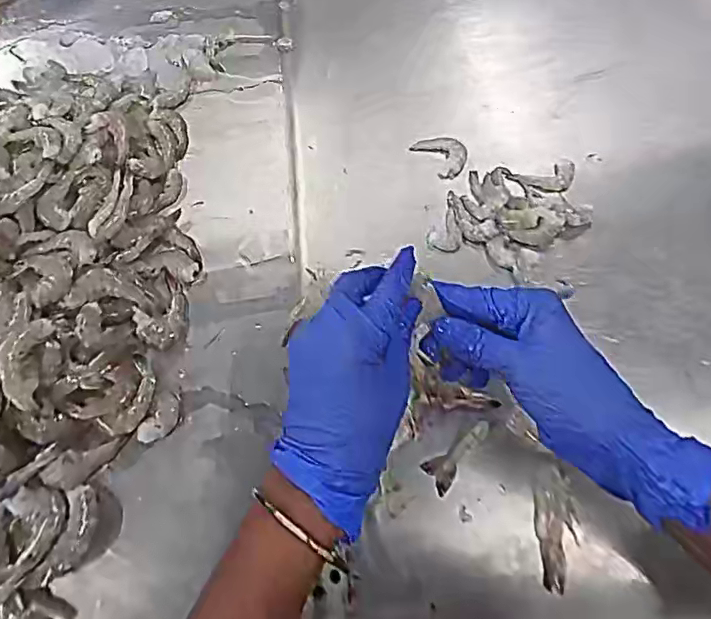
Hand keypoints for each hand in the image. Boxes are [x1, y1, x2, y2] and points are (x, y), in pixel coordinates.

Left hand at [271, 247, 420, 541]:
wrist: (323, 454)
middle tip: (395, 281)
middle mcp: (329, 320)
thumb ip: (399, 334)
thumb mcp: (395, 377)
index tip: (407, 255)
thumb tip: (407, 305)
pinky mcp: (302, 344)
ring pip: (338, 301)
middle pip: (352, 286)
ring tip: (382, 308)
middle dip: (374, 279)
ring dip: (359, 298)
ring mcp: (311, 331)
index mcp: (357, 327)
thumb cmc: (367, 422)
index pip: (384, 289)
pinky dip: (345, 315)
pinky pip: (327, 318)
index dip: (398, 272)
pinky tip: (361, 329)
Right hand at [419, 284, 710, 530]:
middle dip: (448, 332)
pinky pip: (490, 356)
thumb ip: (474, 341)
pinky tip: (462, 378)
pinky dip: (474, 365)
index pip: (472, 297)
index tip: (408, 309)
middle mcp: (527, 318)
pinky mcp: (528, 368)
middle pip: (473, 317)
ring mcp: (528, 344)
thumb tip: (438, 323)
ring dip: (459, 352)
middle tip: (424, 350)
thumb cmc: (573, 399)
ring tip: (444, 370)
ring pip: (478, 338)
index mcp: (529, 306)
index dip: (441, 304)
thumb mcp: (517, 365)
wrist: (620, 447)